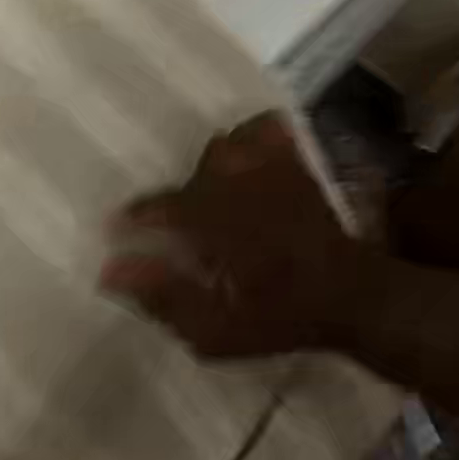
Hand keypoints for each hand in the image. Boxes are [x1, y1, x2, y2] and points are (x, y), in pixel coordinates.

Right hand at [99, 112, 366, 358]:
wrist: (349, 295)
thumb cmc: (281, 316)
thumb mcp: (215, 329)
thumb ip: (163, 296)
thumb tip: (109, 270)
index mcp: (218, 220)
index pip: (165, 205)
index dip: (139, 213)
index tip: (120, 224)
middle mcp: (242, 183)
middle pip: (202, 165)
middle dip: (188, 191)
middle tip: (190, 224)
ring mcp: (275, 168)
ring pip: (233, 140)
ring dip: (219, 163)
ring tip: (221, 193)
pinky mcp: (298, 165)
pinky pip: (272, 130)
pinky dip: (257, 135)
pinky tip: (252, 157)